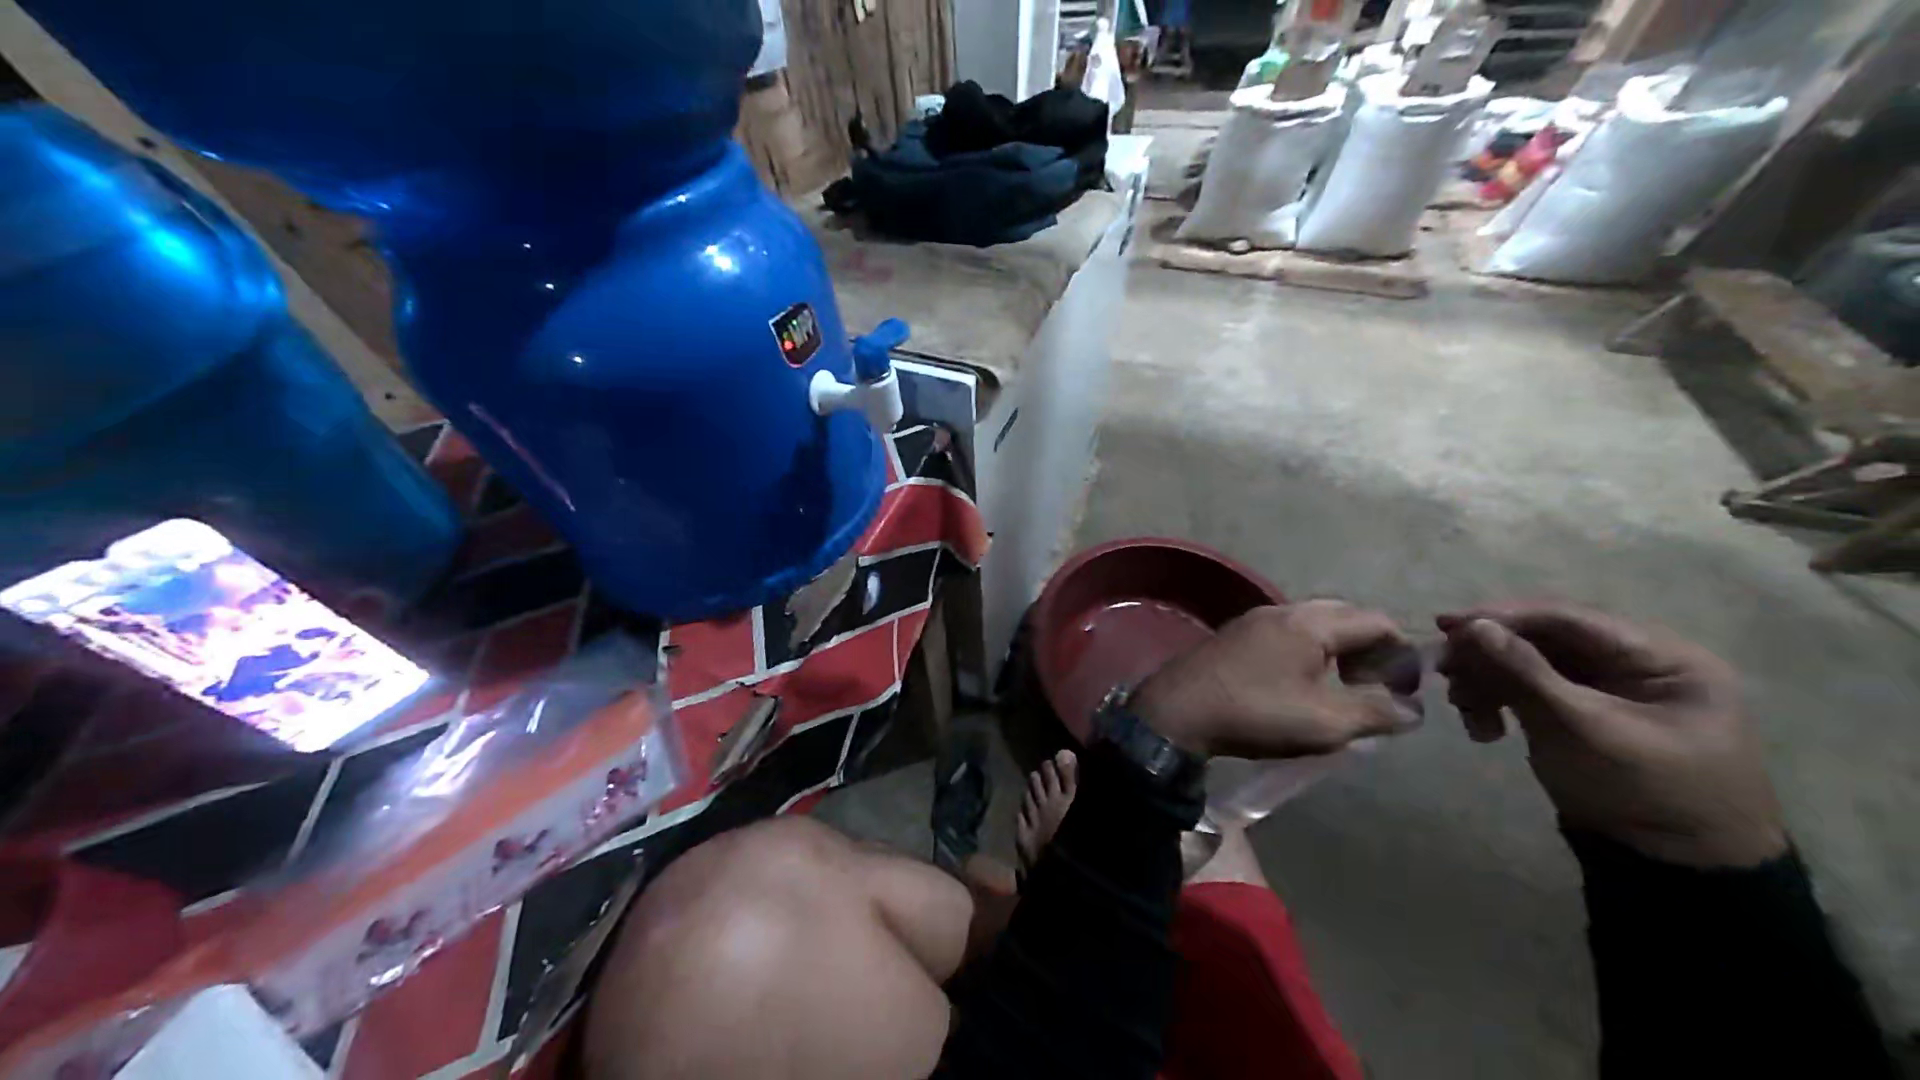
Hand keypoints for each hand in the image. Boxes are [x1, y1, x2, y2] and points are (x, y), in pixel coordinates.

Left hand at [1133, 601, 1422, 759]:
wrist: (1175, 712)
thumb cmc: (1256, 713)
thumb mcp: (1326, 722)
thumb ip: (1377, 712)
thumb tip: (1412, 707)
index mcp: (1310, 622)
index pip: (1377, 622)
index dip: (1402, 655)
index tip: (1402, 692)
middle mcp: (1282, 610)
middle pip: (1345, 616)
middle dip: (1370, 649)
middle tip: (1371, 688)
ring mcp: (1253, 620)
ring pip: (1313, 624)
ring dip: (1337, 650)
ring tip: (1339, 689)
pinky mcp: (1233, 636)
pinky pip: (1285, 633)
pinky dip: (1306, 651)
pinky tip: (1299, 684)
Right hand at [1437, 600, 1786, 868]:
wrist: (1673, 870)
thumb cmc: (1643, 792)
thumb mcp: (1580, 728)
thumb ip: (1525, 672)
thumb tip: (1472, 625)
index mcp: (1663, 658)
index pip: (1569, 618)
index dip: (1504, 616)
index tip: (1446, 625)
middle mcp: (1637, 663)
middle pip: (1544, 638)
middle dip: (1489, 654)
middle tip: (1443, 669)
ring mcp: (1608, 688)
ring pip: (1528, 664)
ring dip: (1487, 682)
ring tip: (1462, 708)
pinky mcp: (1581, 711)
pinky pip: (1528, 690)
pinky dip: (1498, 703)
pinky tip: (1483, 729)